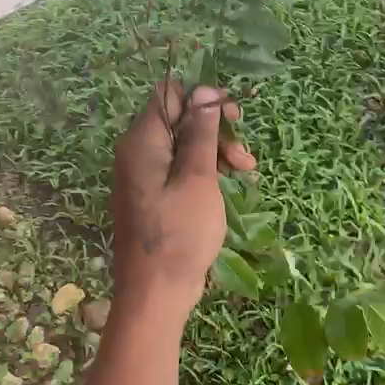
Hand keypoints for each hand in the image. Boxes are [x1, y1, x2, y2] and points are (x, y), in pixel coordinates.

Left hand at [112, 82, 256, 316]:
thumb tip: (204, 91)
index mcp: (142, 142)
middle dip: (215, 130)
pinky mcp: (154, 196)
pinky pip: (179, 170)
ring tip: (246, 172)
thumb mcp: (197, 179)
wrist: (156, 293)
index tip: (233, 117)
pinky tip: (232, 184)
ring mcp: (144, 176)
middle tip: (242, 153)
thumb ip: (201, 133)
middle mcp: (137, 152)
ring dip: (216, 152)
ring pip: (184, 146)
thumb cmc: (180, 234)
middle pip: (179, 120)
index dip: (202, 98)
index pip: (169, 94)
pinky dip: (205, 172)